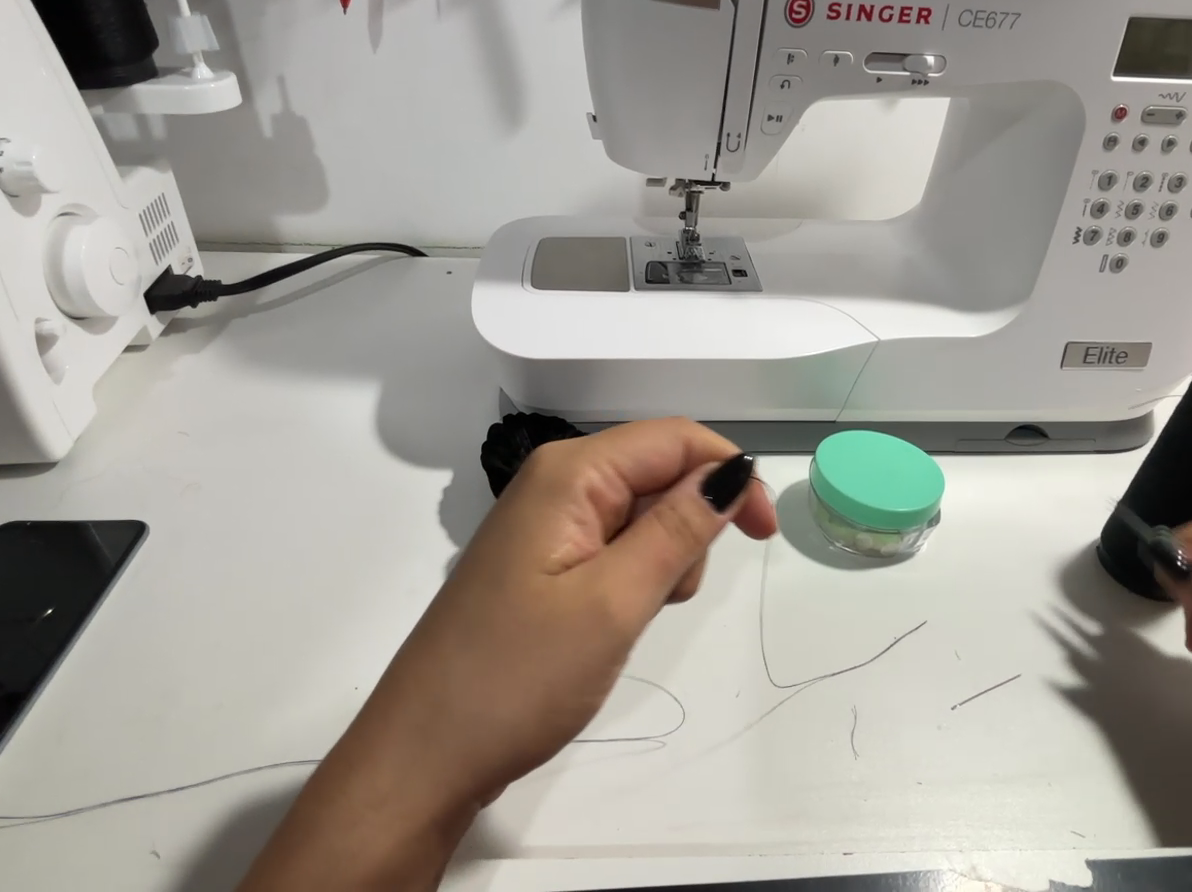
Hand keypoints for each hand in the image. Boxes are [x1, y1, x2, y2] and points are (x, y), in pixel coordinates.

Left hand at [237, 418, 775, 891]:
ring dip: (664, 555)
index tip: (764, 534)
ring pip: (641, 512)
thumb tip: (732, 469)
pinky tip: (614, 617)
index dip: (728, 473)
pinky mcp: (544, 558)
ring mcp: (547, 522)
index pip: (673, 438)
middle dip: (689, 524)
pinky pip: (613, 543)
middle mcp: (556, 482)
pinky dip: (635, 574)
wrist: (427, 753)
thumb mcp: (614, 601)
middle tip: (670, 593)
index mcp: (570, 472)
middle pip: (657, 472)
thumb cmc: (519, 675)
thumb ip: (678, 528)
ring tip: (633, 613)